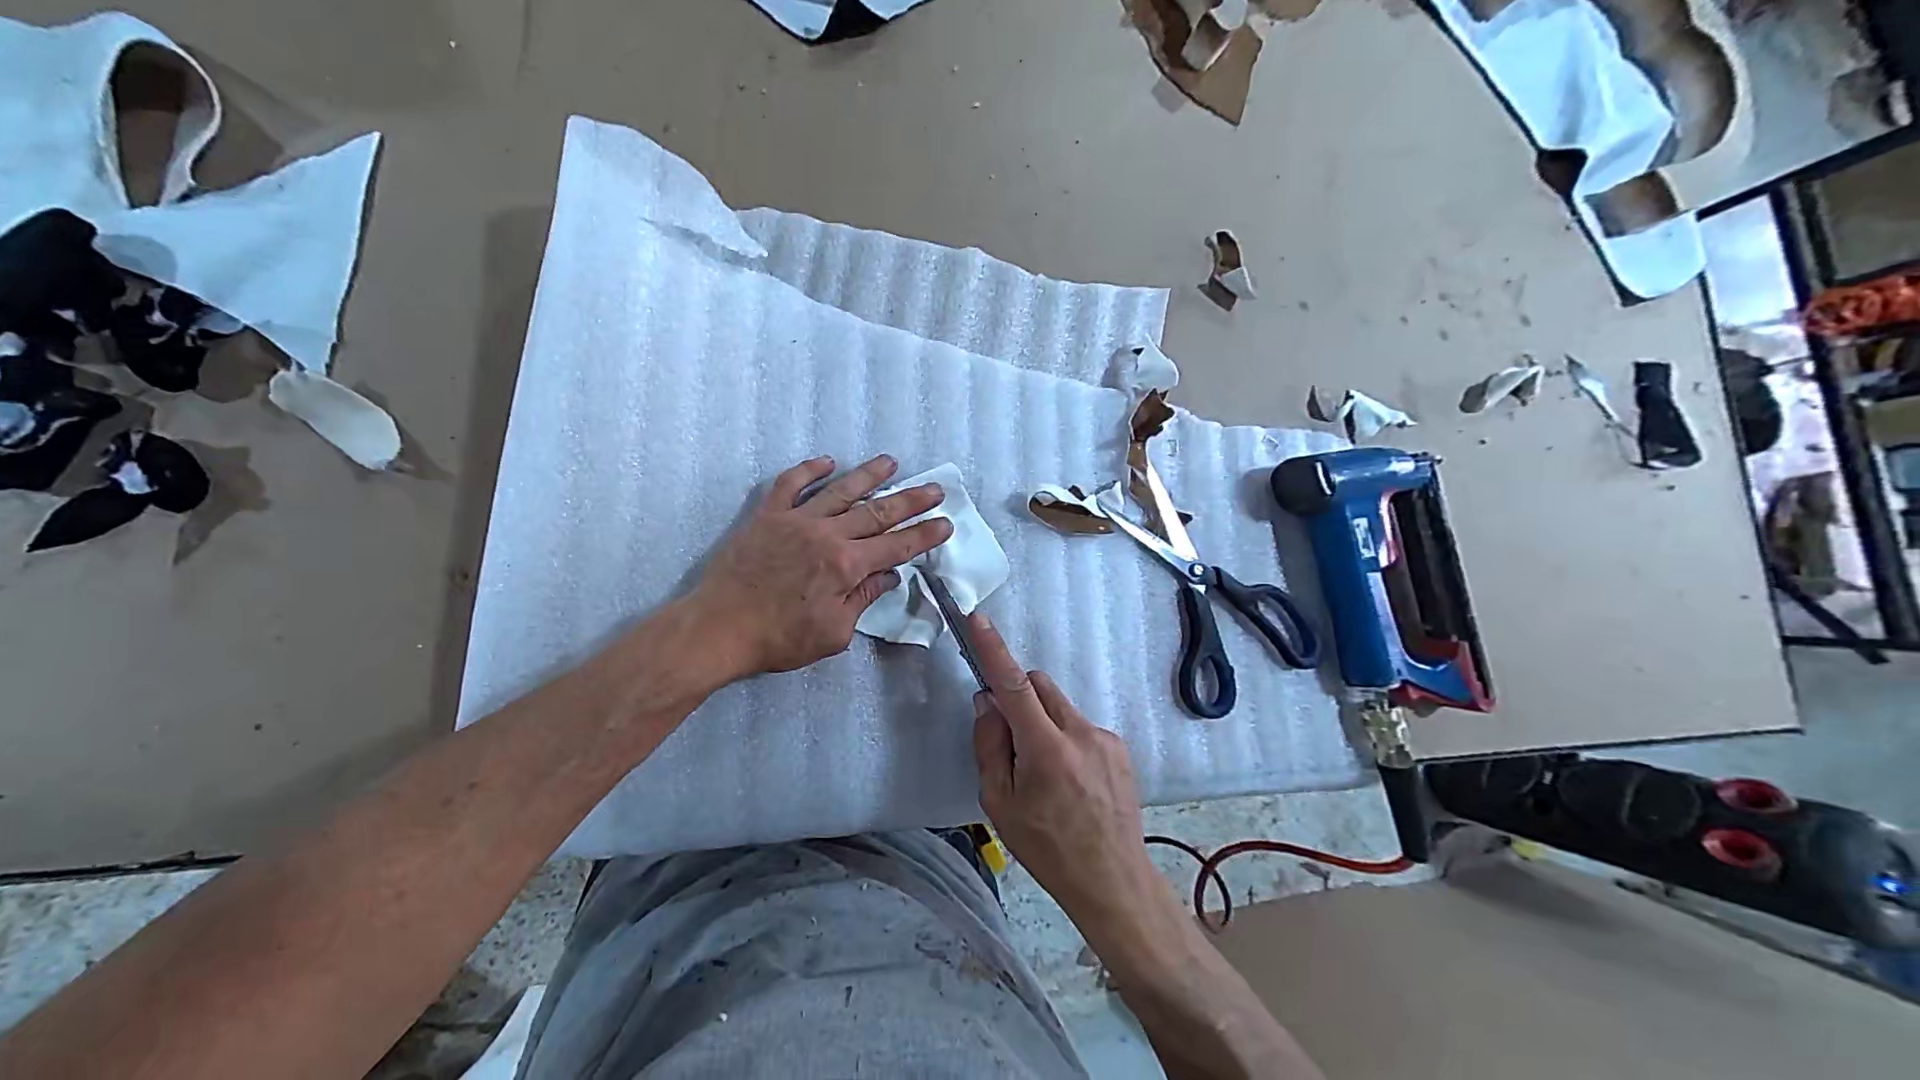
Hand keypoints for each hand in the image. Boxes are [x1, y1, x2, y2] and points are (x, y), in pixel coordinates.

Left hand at [688, 454, 952, 678]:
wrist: (719, 627)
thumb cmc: (779, 638)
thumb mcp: (833, 633)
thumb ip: (862, 600)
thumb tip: (886, 577)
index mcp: (846, 566)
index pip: (897, 546)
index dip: (924, 535)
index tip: (945, 523)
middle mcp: (827, 535)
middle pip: (878, 512)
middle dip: (911, 501)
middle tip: (934, 489)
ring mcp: (796, 520)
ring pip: (841, 490)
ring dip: (869, 475)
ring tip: (890, 462)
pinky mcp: (767, 516)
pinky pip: (790, 484)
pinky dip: (809, 470)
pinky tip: (826, 461)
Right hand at [968, 613, 1169, 933]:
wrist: (1112, 879)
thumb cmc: (1047, 849)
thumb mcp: (999, 804)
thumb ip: (989, 746)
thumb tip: (988, 703)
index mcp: (1046, 749)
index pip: (1013, 685)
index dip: (993, 650)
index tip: (979, 620)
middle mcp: (1080, 733)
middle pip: (1039, 685)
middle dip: (1018, 697)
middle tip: (1010, 739)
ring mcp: (1105, 739)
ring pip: (1060, 705)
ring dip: (1043, 721)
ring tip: (1045, 771)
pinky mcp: (1119, 747)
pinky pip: (1080, 725)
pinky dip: (1065, 737)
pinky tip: (1070, 779)